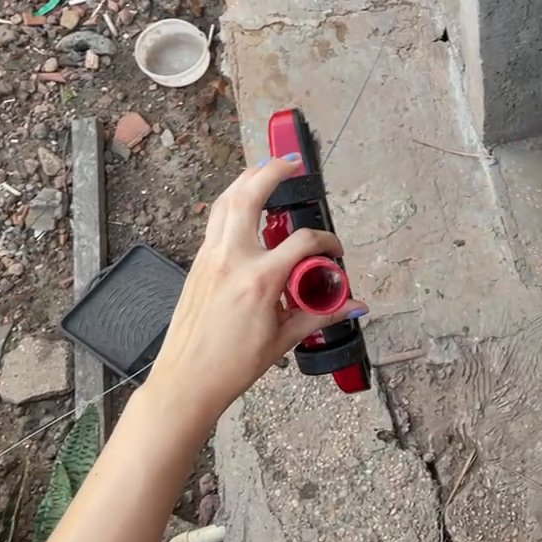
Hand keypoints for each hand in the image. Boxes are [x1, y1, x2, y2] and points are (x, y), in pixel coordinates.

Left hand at [135, 156, 365, 426]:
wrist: (186, 380)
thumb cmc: (232, 365)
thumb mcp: (285, 339)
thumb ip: (322, 314)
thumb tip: (355, 306)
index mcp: (259, 280)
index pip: (302, 242)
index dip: (326, 242)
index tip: (334, 251)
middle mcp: (231, 259)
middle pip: (250, 197)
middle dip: (272, 171)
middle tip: (292, 162)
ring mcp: (209, 257)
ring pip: (225, 201)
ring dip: (246, 178)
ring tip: (265, 168)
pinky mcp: (198, 264)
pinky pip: (214, 220)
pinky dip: (231, 202)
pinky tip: (243, 203)